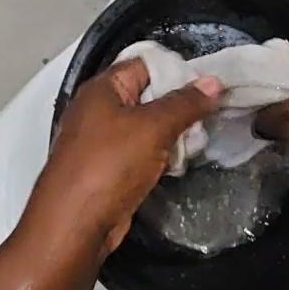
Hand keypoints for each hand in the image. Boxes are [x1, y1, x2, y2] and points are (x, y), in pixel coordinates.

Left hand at [22, 59, 223, 258]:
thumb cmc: (108, 166)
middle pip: (149, 96)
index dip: (177, 70)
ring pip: (148, 127)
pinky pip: (142, 153)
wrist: (75, 225)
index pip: (145, 64)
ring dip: (173, 135)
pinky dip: (161, 157)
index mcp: (102, 89)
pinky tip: (179, 165)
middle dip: (180, 107)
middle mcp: (100, 110)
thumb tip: (213, 83)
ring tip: (196, 143)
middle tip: (208, 117)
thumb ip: (185, 104)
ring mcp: (103, 141)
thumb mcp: (153, 127)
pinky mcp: (110, 169)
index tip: (209, 85)